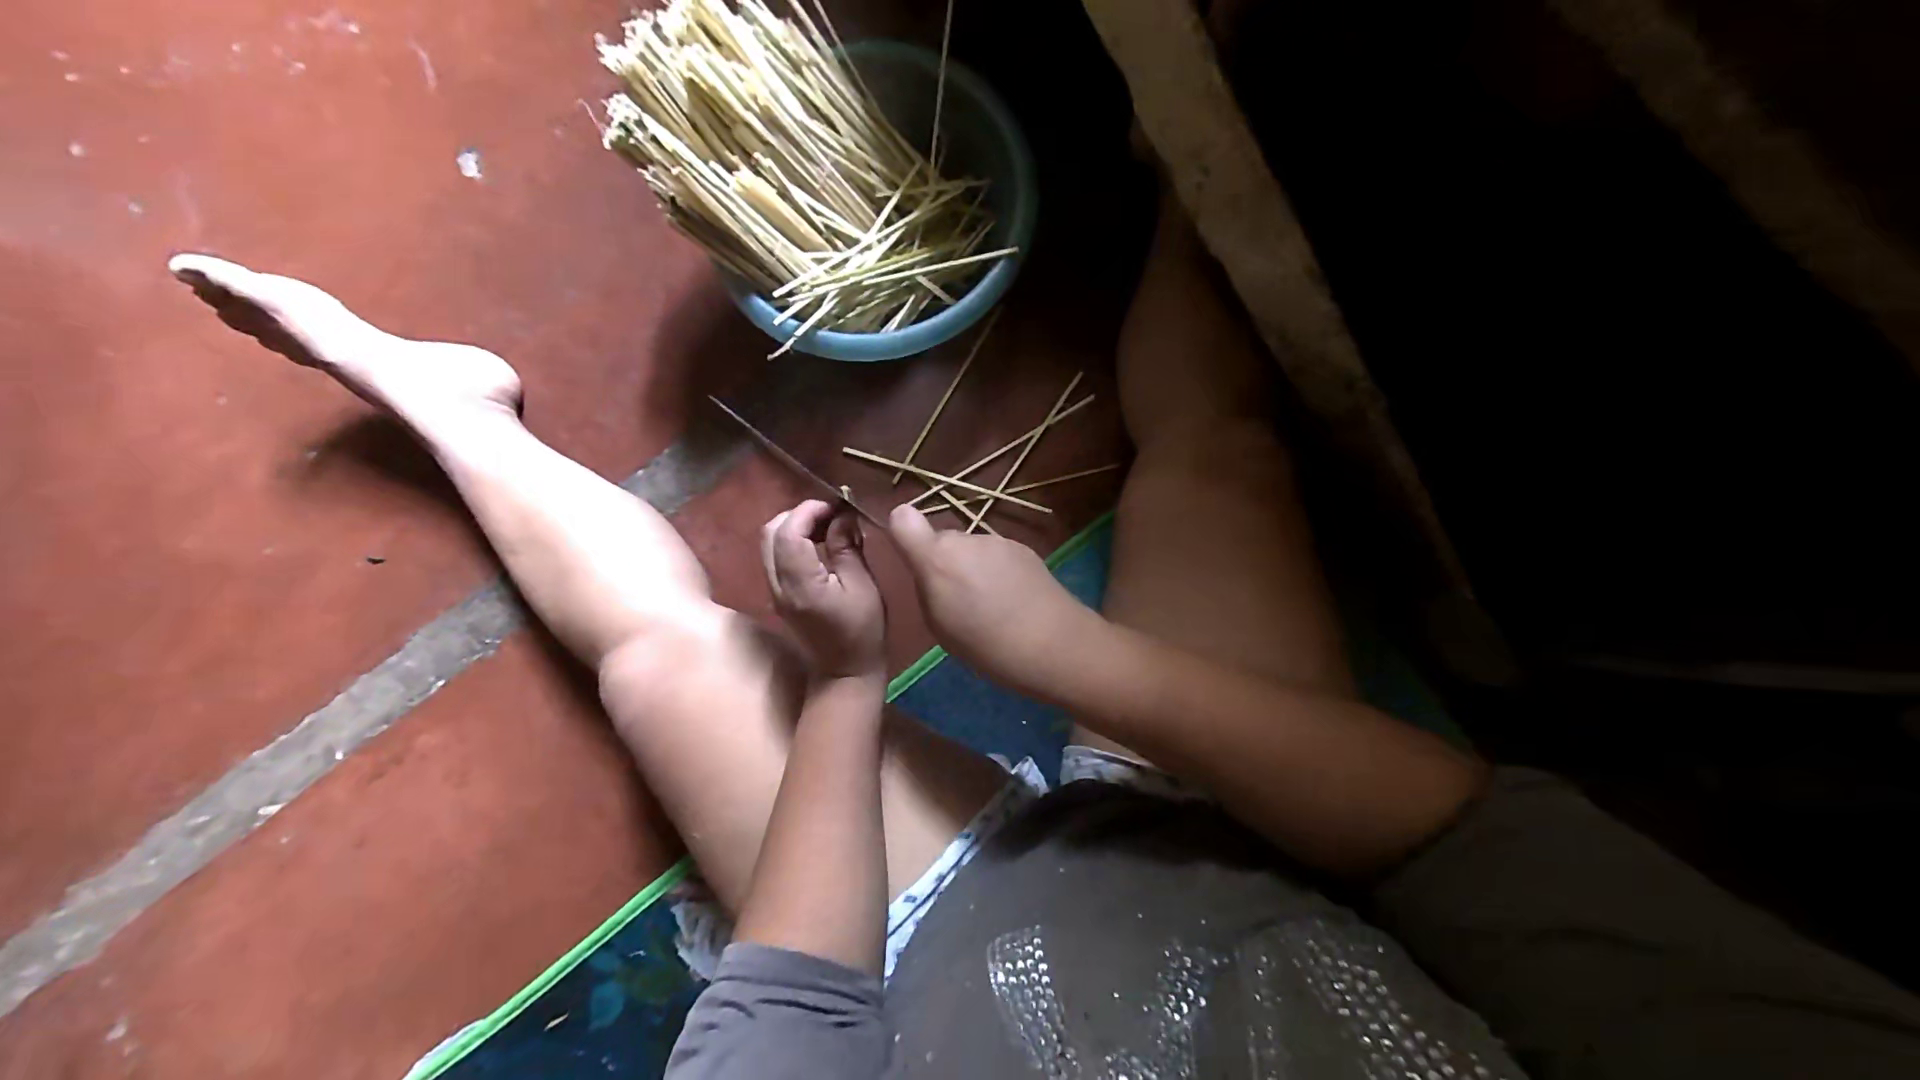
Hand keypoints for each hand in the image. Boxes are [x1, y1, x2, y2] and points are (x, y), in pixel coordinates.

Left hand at [762, 501, 885, 678]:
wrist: (845, 671)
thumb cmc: (863, 630)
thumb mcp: (864, 586)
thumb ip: (847, 547)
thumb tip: (843, 516)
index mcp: (801, 584)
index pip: (789, 533)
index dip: (809, 511)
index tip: (837, 507)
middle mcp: (777, 585)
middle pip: (771, 532)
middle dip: (799, 514)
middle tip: (832, 515)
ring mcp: (773, 590)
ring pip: (769, 542)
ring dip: (795, 526)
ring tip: (827, 527)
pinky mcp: (776, 594)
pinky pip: (775, 555)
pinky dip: (792, 541)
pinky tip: (819, 544)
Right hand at [886, 503, 1104, 698]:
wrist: (1054, 644)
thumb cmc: (986, 646)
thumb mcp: (940, 626)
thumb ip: (927, 587)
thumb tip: (928, 568)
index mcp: (936, 559)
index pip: (903, 519)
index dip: (902, 532)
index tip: (909, 555)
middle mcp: (965, 539)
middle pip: (942, 541)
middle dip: (943, 562)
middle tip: (956, 600)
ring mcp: (997, 540)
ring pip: (970, 548)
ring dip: (971, 567)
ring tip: (989, 605)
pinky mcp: (1023, 547)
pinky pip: (995, 555)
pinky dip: (996, 570)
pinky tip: (1012, 599)